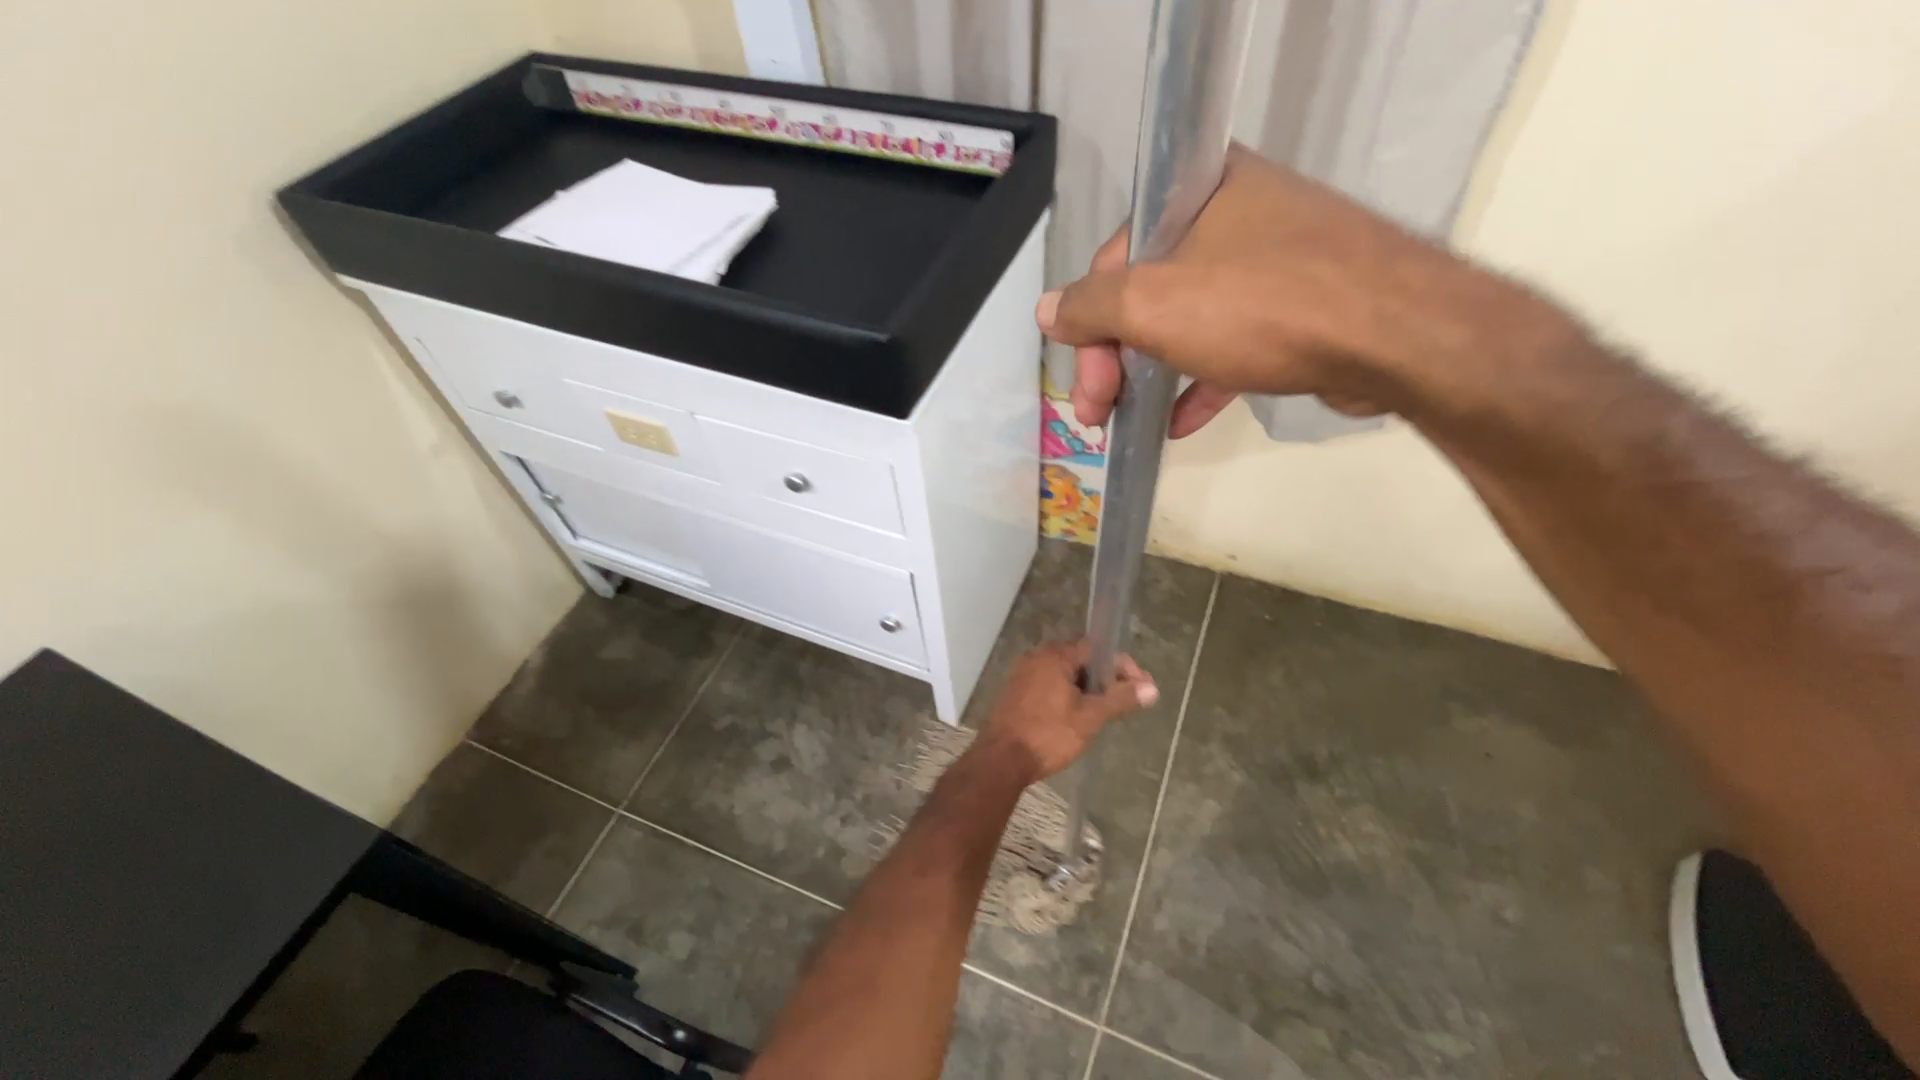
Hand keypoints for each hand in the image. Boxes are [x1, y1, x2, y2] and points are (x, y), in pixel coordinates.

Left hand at [979, 642, 1156, 781]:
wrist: (1001, 760)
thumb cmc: (1049, 734)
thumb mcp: (1090, 717)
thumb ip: (1120, 699)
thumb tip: (1152, 688)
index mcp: (1055, 655)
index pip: (1097, 648)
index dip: (1122, 666)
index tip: (1140, 686)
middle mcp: (1036, 657)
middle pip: (1080, 660)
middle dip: (1106, 678)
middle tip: (1125, 699)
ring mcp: (1022, 675)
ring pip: (1064, 674)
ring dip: (1086, 689)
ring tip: (1105, 711)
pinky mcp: (1015, 694)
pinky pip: (1049, 686)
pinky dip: (1067, 696)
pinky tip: (1077, 716)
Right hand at [1037, 144, 1544, 436]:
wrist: (1398, 335)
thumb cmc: (1263, 306)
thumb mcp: (1154, 303)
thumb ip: (1090, 306)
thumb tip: (1048, 311)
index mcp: (1199, 188)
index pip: (1116, 259)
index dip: (1091, 327)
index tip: (1086, 386)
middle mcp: (1239, 210)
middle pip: (1152, 291)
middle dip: (1118, 360)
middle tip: (1099, 415)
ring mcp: (1278, 257)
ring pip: (1193, 319)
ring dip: (1154, 375)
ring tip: (1129, 424)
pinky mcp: (1308, 302)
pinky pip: (1236, 339)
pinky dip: (1204, 380)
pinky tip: (1182, 423)